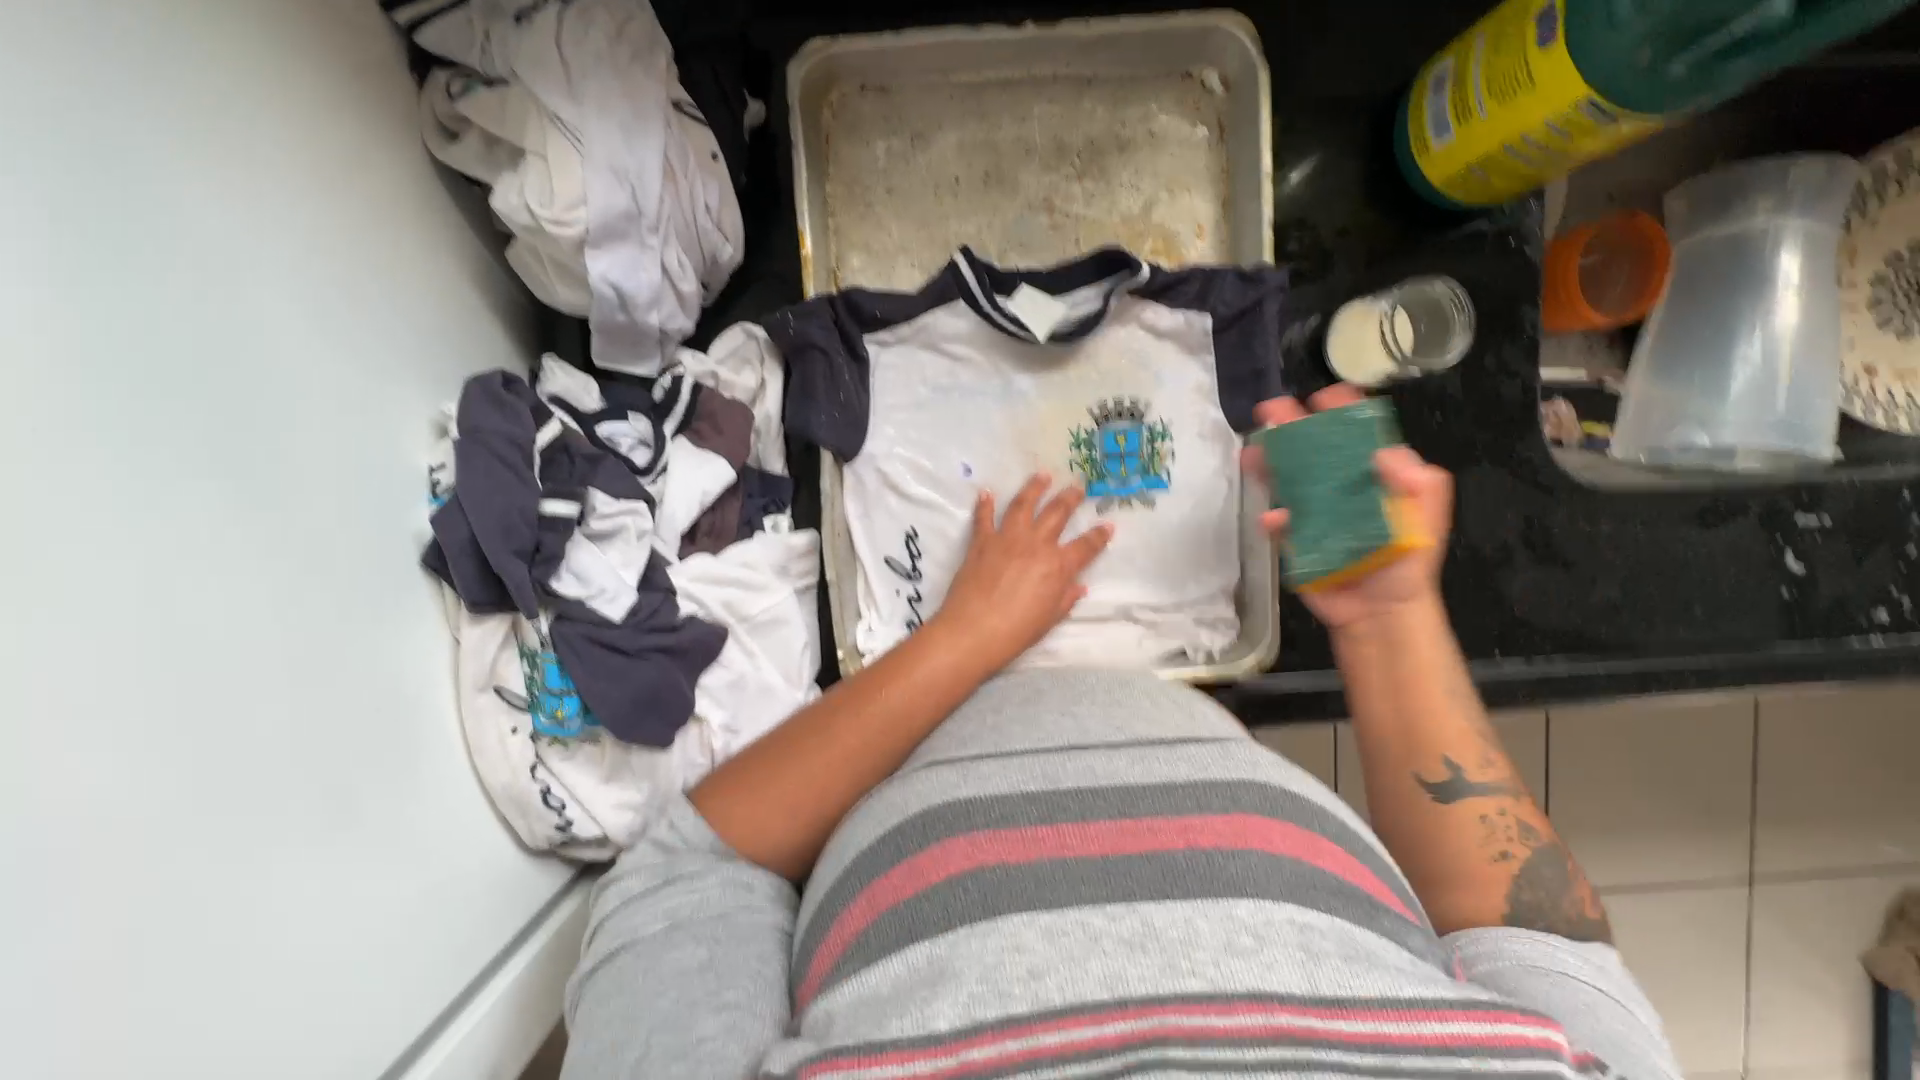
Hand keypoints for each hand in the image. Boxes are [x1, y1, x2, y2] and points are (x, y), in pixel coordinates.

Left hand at [930, 473, 1113, 671]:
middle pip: (1057, 514)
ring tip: (1042, 475)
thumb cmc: (1016, 631)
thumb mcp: (1049, 619)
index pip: (1086, 547)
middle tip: (1077, 486)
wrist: (974, 630)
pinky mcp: (981, 542)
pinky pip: (984, 518)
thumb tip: (1079, 586)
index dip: (1099, 536)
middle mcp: (1036, 545)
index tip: (1108, 525)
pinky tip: (986, 492)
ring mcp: (1007, 539)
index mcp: (1058, 566)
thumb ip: (1065, 598)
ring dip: (1034, 488)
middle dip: (1070, 498)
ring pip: (1023, 505)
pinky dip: (984, 504)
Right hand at [1243, 384, 1453, 632]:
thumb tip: (1387, 454)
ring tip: (1253, 451)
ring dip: (1269, 460)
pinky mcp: (1294, 536)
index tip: (1323, 398)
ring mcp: (1313, 510)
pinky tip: (1273, 518)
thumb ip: (1421, 486)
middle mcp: (1339, 485)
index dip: (1340, 410)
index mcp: (1372, 475)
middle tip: (1273, 410)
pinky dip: (1273, 518)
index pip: (1356, 433)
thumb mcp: (1427, 522)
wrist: (1379, 612)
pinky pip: (1278, 521)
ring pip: (1287, 476)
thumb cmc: (1406, 563)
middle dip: (1292, 425)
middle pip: (1313, 447)